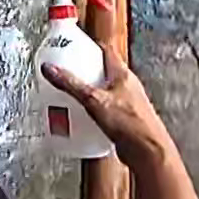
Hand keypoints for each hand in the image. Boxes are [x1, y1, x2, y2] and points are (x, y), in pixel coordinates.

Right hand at [41, 44, 170, 164]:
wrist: (148, 153)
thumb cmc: (129, 124)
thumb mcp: (93, 100)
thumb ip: (70, 84)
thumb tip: (50, 68)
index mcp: (123, 75)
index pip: (106, 51)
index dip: (90, 46)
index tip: (74, 45)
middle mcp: (127, 86)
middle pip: (102, 70)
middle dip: (83, 70)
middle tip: (65, 71)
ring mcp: (126, 103)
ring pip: (102, 89)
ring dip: (86, 89)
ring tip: (68, 93)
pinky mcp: (123, 119)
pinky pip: (103, 107)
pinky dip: (90, 107)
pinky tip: (79, 115)